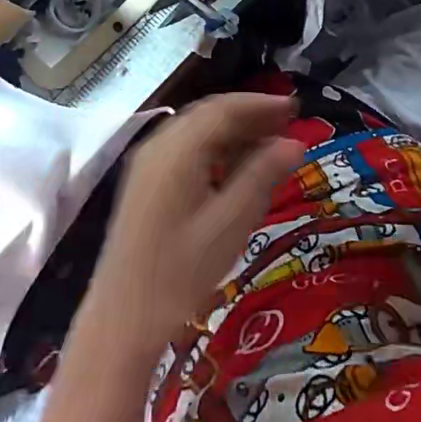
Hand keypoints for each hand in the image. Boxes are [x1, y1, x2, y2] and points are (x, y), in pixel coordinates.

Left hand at [87, 94, 306, 345]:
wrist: (124, 317)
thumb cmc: (182, 272)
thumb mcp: (231, 223)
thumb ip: (262, 175)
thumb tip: (295, 144)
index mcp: (177, 150)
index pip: (223, 110)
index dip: (261, 105)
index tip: (296, 108)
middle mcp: (157, 147)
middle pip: (207, 116)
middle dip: (249, 116)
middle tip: (288, 125)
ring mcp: (146, 165)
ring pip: (195, 133)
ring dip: (232, 133)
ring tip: (269, 146)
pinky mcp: (144, 184)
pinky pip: (184, 152)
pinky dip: (214, 151)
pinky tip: (235, 169)